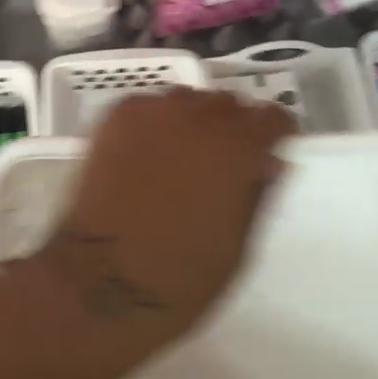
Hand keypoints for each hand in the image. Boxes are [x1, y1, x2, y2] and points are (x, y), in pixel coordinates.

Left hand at [31, 88, 293, 351]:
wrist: (101, 279)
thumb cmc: (181, 276)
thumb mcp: (239, 246)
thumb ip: (259, 194)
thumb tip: (268, 162)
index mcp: (236, 148)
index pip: (272, 116)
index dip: (276, 133)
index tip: (271, 150)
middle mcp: (197, 118)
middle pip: (228, 104)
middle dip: (235, 126)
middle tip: (225, 160)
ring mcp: (152, 112)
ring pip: (187, 99)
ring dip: (195, 119)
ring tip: (184, 154)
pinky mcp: (115, 117)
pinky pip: (148, 105)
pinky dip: (156, 121)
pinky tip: (148, 153)